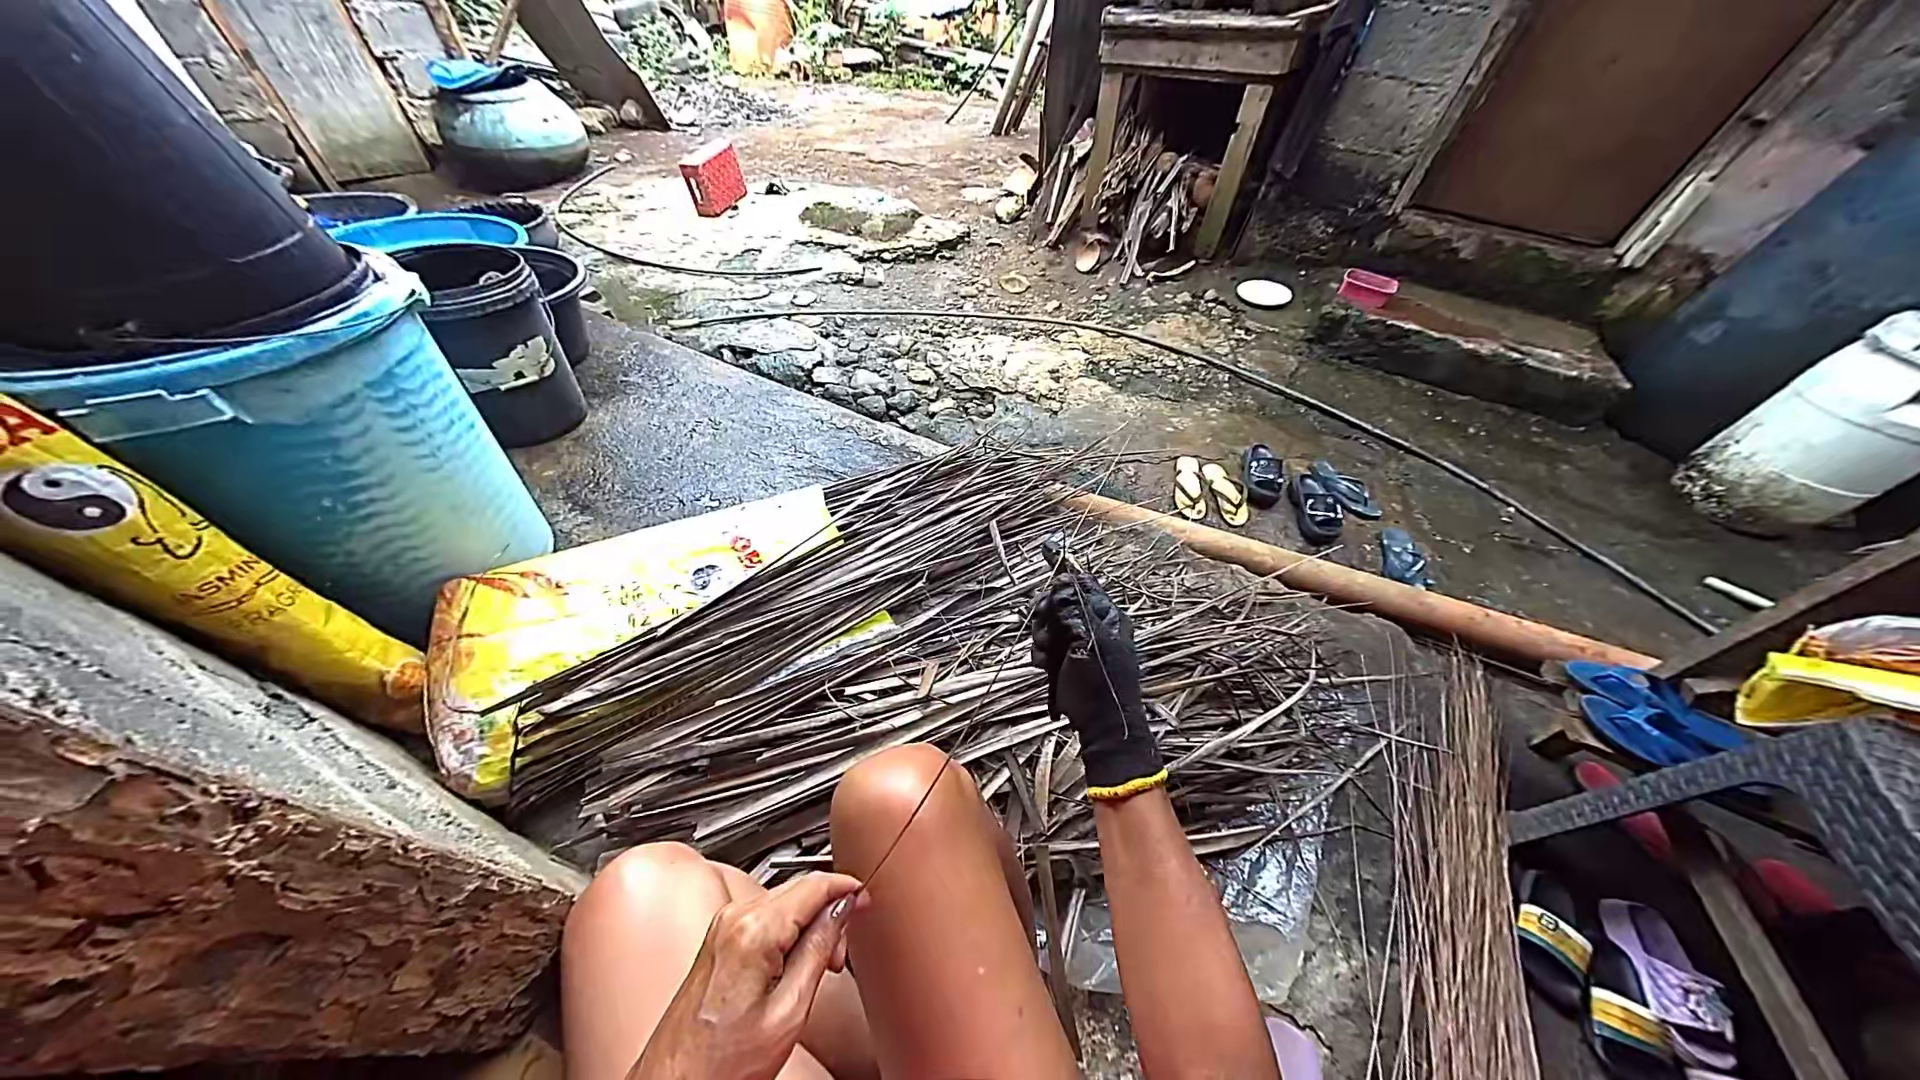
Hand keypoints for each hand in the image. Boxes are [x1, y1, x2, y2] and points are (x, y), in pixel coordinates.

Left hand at [629, 872, 867, 1079]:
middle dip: (830, 911)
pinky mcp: (719, 936)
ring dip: (811, 922)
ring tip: (820, 965)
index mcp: (753, 930)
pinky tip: (795, 961)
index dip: (846, 888)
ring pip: (786, 899)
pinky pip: (768, 914)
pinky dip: (790, 929)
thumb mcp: (789, 1011)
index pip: (815, 884)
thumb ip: (820, 949)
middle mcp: (734, 916)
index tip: (864, 899)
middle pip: (801, 887)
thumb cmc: (720, 1066)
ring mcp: (723, 923)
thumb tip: (842, 909)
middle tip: (841, 953)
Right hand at [1028, 573, 1163, 798]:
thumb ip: (1074, 608)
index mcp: (1109, 616)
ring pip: (1050, 625)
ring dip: (1042, 637)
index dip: (1061, 586)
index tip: (1045, 600)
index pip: (1083, 585)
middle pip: (1060, 603)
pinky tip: (1044, 665)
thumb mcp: (1089, 640)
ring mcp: (1080, 643)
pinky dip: (1042, 654)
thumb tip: (1063, 579)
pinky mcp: (1067, 660)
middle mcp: (1095, 626)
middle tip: (1045, 634)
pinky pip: (1047, 646)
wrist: (1102, 728)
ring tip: (1046, 654)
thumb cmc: (1102, 685)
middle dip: (1046, 616)